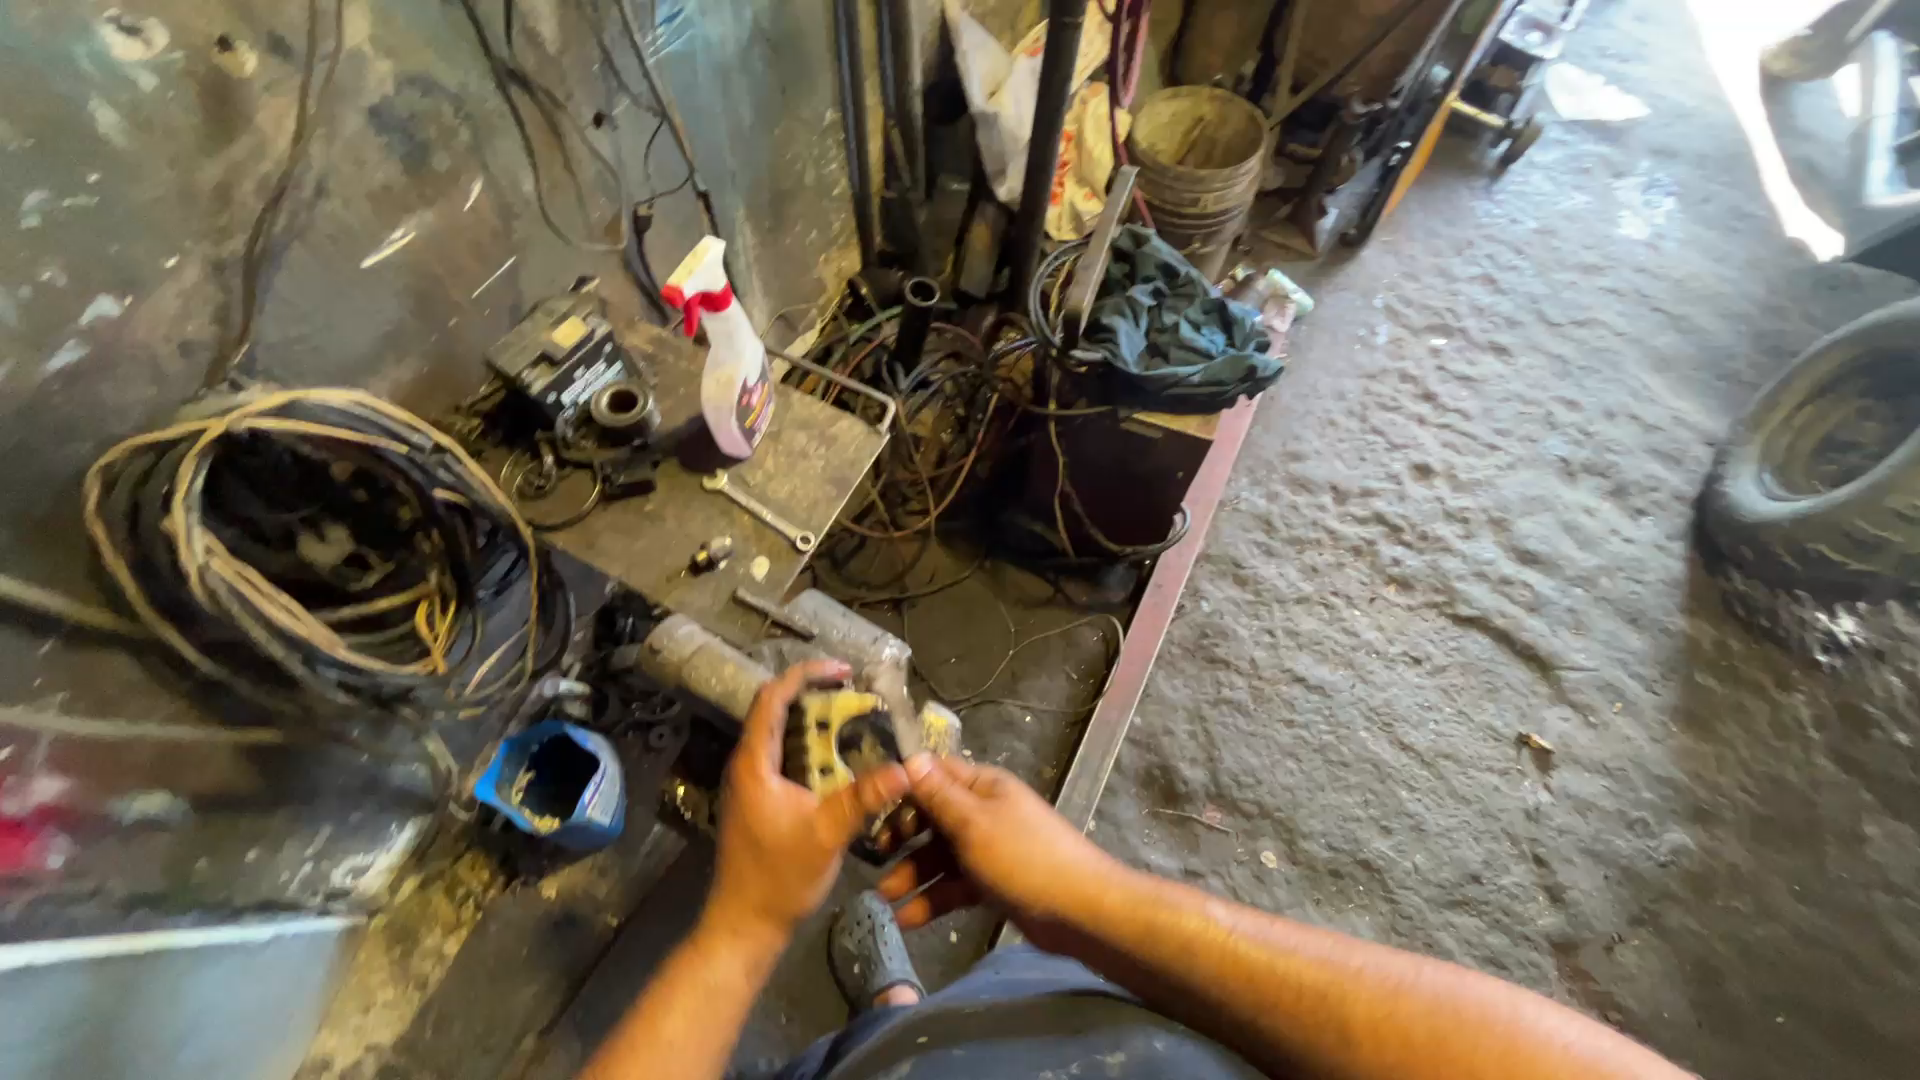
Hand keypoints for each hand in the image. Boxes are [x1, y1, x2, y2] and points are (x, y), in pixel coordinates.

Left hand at [707, 660, 911, 942]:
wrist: (745, 925)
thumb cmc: (779, 878)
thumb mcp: (827, 834)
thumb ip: (864, 798)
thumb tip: (906, 768)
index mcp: (754, 763)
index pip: (772, 698)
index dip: (806, 676)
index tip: (843, 671)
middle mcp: (747, 764)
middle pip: (775, 709)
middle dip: (813, 693)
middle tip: (852, 691)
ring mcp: (751, 782)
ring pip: (780, 733)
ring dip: (812, 720)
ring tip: (851, 716)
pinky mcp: (760, 799)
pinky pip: (784, 756)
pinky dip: (810, 745)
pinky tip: (838, 758)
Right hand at [878, 754, 1122, 950]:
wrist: (1078, 910)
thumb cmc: (1023, 857)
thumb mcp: (974, 823)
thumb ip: (939, 795)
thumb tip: (910, 757)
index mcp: (982, 787)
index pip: (934, 776)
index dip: (903, 790)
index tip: (871, 810)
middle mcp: (983, 812)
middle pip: (933, 818)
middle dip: (903, 839)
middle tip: (874, 859)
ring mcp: (988, 848)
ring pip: (940, 856)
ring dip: (913, 875)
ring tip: (883, 899)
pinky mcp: (992, 882)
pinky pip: (955, 885)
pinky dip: (933, 899)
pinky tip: (907, 920)